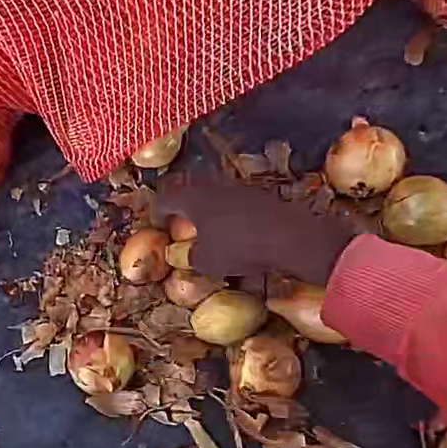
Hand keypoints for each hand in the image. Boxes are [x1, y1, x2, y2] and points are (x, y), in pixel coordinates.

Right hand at [154, 179, 356, 285]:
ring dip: (205, 206)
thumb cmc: (238, 248)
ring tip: (205, 225)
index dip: (158, 212)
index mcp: (193, 198)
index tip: (158, 224)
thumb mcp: (206, 261)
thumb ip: (190, 256)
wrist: (289, 237)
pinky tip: (232, 228)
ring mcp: (238, 187)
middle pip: (189, 189)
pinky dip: (226, 211)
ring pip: (212, 192)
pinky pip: (233, 200)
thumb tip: (186, 254)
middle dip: (181, 205)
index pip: (165, 198)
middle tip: (178, 220)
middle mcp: (212, 186)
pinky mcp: (258, 194)